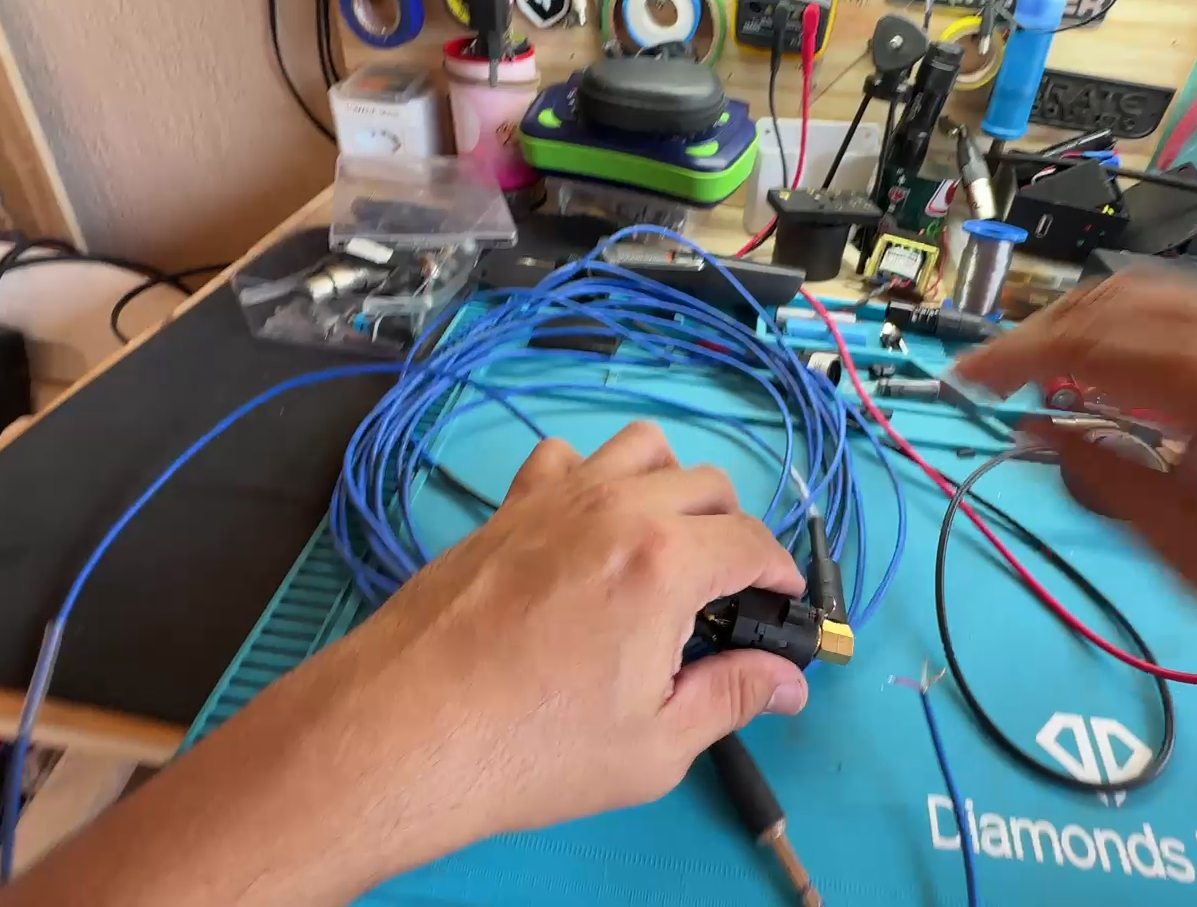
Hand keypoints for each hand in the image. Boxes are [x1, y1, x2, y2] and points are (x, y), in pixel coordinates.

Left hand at [325, 422, 807, 837]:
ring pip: (644, 446)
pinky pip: (567, 456)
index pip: (753, 542)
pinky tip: (584, 523)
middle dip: (734, 529)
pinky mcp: (514, 502)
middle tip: (723, 585)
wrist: (404, 729)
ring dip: (671, 483)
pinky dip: (592, 476)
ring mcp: (562, 495)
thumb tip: (792, 682)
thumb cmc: (535, 748)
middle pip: (710, 483)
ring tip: (663, 537)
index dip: (780, 571)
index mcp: (665, 560)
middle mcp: (620, 507)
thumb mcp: (655, 744)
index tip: (782, 599)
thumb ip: (735, 696)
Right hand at [950, 271, 1196, 653]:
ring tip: (1052, 372)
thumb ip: (1111, 484)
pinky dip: (1138, 328)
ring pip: (1154, 293)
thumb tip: (1039, 436)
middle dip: (1038, 333)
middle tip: (1000, 378)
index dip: (1006, 359)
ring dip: (1087, 325)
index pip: (1081, 345)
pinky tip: (1132, 372)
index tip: (961, 380)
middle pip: (1110, 299)